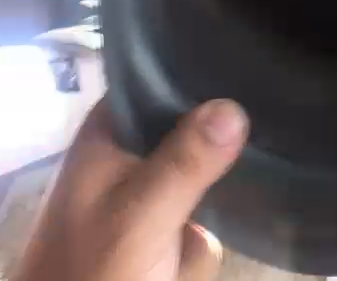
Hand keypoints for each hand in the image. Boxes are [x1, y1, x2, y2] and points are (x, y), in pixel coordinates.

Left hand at [16, 99, 249, 280]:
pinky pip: (196, 231)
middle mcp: (124, 155)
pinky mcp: (153, 241)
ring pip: (200, 183)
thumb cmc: (93, 272)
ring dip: (203, 214)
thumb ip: (185, 161)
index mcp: (109, 129)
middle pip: (188, 128)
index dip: (196, 76)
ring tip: (181, 241)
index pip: (158, 77)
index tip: (238, 74)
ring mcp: (140, 200)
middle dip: (210, 153)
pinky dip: (193, 251)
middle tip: (243, 149)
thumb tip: (234, 105)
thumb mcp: (140, 215)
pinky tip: (182, 264)